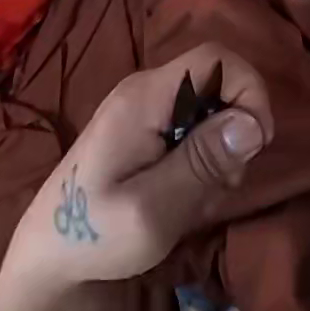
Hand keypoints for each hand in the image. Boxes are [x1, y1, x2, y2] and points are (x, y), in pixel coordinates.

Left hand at [0, 45, 273, 297]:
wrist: (52, 253)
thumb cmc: (96, 234)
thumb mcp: (154, 209)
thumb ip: (202, 163)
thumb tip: (252, 123)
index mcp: (144, 97)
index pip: (215, 57)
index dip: (249, 89)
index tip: (257, 143)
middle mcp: (144, 90)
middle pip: (216, 84)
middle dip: (234, 131)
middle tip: (222, 184)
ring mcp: (143, 108)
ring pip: (208, 110)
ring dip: (218, 154)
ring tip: (195, 199)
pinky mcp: (144, 129)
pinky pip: (191, 129)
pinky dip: (202, 161)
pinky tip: (183, 196)